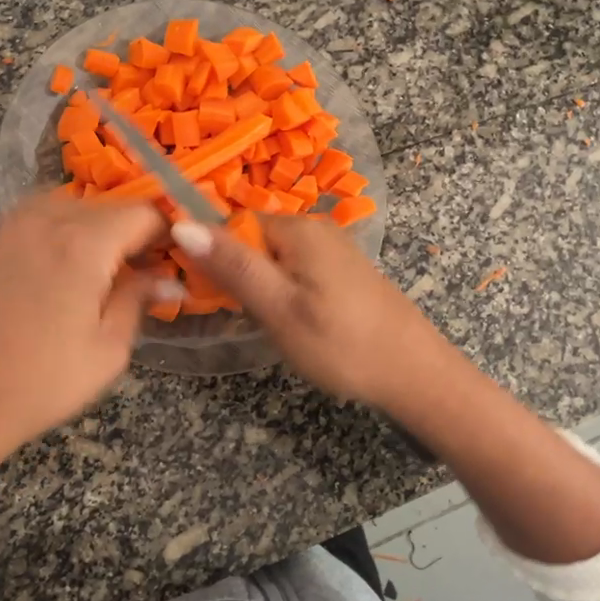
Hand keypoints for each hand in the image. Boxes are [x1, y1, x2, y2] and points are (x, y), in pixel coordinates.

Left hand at [0, 196, 171, 456]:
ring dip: (88, 229)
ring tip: (94, 272)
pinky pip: (29, 223)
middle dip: (126, 231)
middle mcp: (44, 219)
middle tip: (138, 271)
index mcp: (84, 242)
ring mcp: (7, 227)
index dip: (165, 232)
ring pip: (64, 207)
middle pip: (102, 205)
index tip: (172, 257)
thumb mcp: (107, 349)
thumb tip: (167, 278)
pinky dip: (51, 236)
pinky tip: (50, 275)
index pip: (142, 212)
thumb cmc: (41, 383)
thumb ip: (138, 300)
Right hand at [172, 216, 447, 408]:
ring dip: (259, 286)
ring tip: (269, 324)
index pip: (231, 224)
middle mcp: (315, 228)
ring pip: (272, 257)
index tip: (208, 293)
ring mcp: (333, 248)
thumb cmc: (343, 346)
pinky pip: (294, 268)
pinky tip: (295, 322)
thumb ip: (233, 265)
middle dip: (237, 273)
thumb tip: (181, 225)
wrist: (418, 376)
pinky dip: (283, 291)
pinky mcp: (343, 270)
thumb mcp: (278, 309)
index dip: (213, 255)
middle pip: (252, 238)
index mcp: (297, 229)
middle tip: (244, 316)